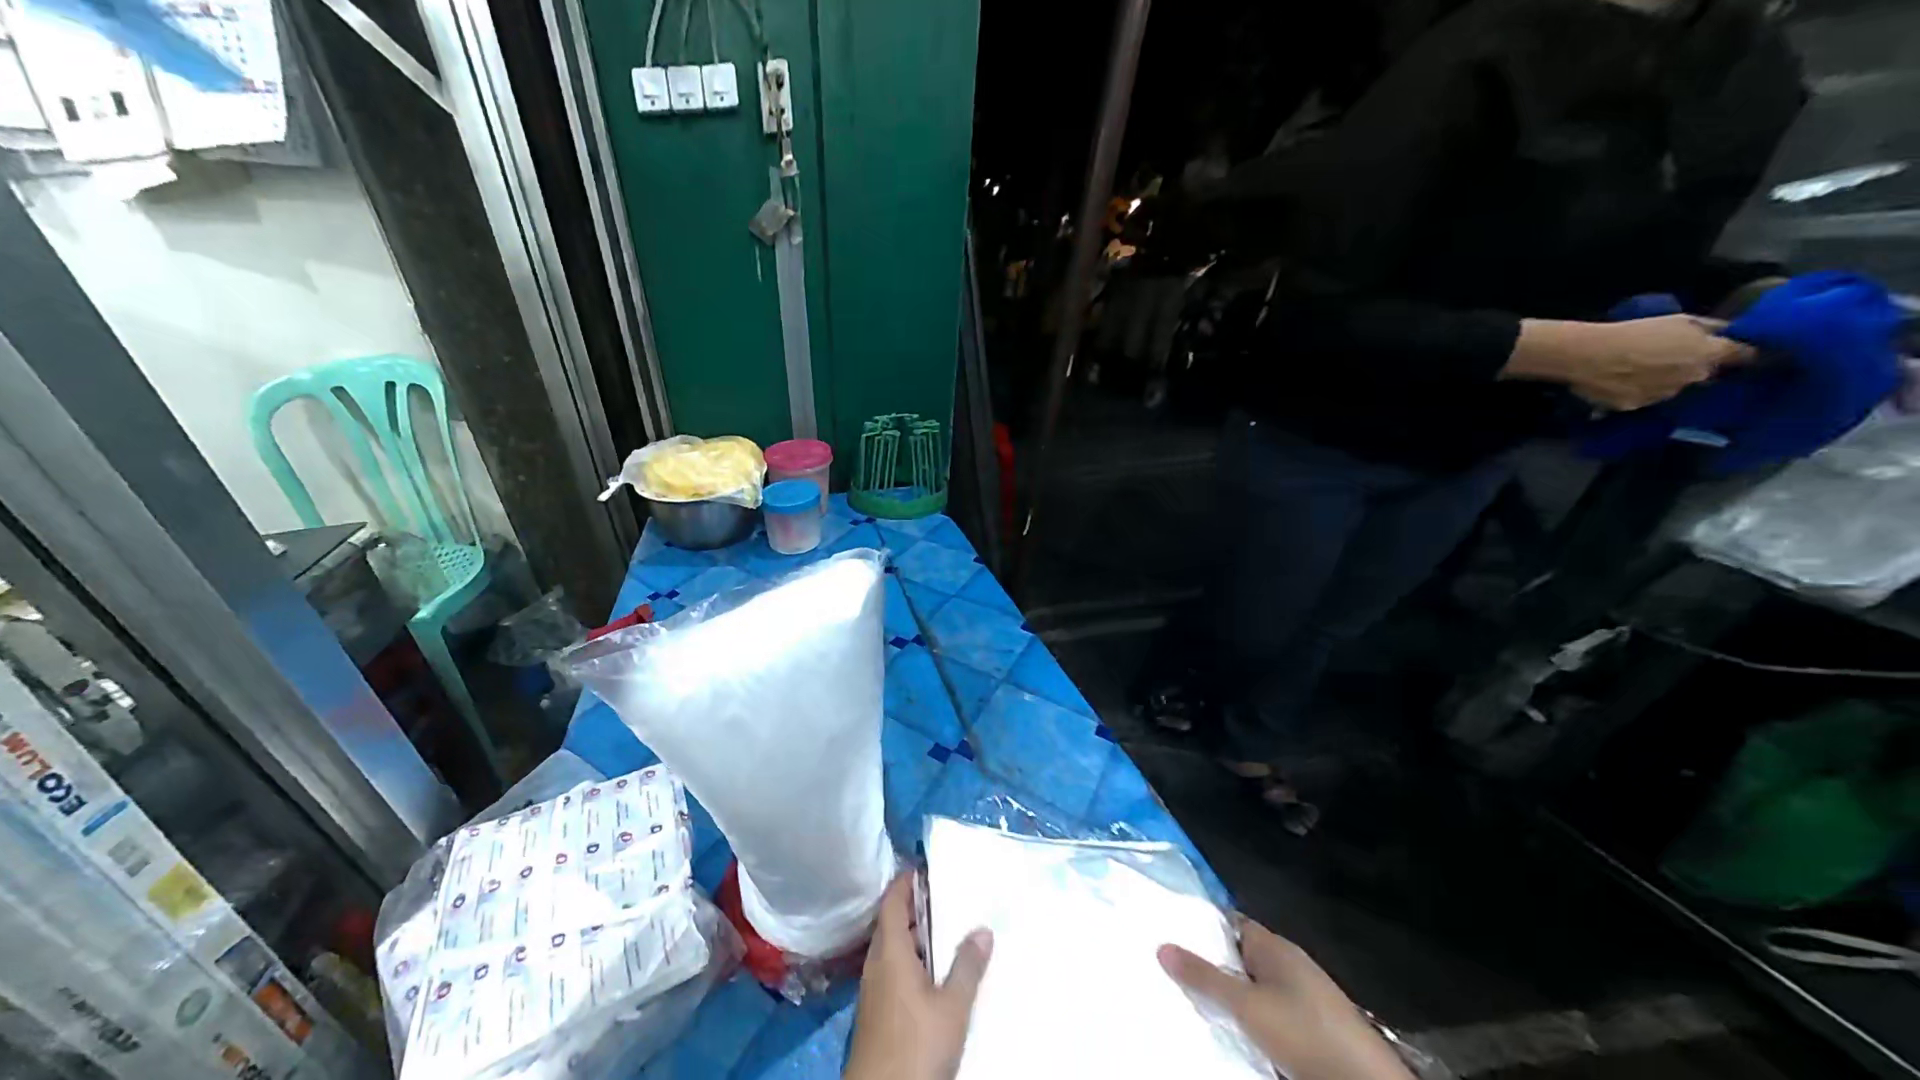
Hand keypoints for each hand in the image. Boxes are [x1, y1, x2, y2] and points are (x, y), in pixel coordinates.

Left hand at [844, 873, 992, 1079]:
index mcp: (890, 952)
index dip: (905, 882)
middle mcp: (876, 964)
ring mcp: (872, 989)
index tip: (923, 867)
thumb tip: (982, 928)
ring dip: (912, 936)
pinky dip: (909, 959)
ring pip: (890, 949)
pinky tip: (931, 972)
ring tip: (943, 929)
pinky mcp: (875, 1011)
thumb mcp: (952, 1007)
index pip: (892, 902)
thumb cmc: (916, 1044)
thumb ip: (967, 966)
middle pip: (889, 923)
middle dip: (912, 907)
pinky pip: (891, 970)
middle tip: (942, 895)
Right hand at [1160, 917, 1415, 1079]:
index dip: (1201, 926)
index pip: (1231, 923)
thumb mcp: (1246, 1006)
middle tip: (1172, 970)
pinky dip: (1249, 1017)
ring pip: (1254, 986)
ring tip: (1192, 1001)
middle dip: (1211, 964)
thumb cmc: (1303, 1031)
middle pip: (1240, 955)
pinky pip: (1269, 1010)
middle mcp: (1289, 963)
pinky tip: (1231, 1029)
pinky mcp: (1311, 1025)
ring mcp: (1303, 995)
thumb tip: (1161, 945)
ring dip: (1230, 994)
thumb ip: (1204, 977)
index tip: (1169, 932)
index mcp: (1275, 946)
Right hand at [1505, 315, 1754, 410]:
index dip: (1746, 352)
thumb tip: (1729, 334)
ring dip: (1666, 381)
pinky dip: (1637, 392)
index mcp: (1711, 354)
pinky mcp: (1636, 406)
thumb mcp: (1679, 320)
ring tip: (1640, 371)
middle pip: (1706, 374)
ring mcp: (1665, 396)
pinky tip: (1621, 383)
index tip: (1743, 350)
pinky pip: (1643, 399)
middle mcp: (1695, 379)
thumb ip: (1710, 329)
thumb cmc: (1634, 331)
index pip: (1748, 355)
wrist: (1586, 355)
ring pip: (1673, 388)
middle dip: (1697, 367)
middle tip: (1674, 358)